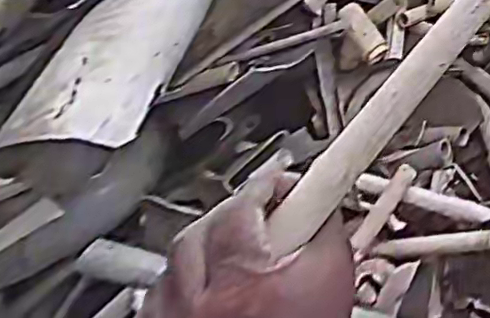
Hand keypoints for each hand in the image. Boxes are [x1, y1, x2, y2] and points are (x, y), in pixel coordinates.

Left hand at [143, 156, 354, 317]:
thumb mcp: (334, 274)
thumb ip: (326, 225)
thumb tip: (319, 200)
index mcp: (243, 280)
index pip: (245, 203)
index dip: (269, 185)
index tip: (283, 184)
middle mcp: (198, 306)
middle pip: (200, 231)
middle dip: (233, 214)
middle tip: (262, 217)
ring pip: (171, 269)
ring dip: (201, 251)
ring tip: (233, 256)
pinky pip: (156, 307)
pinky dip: (177, 290)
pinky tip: (204, 294)